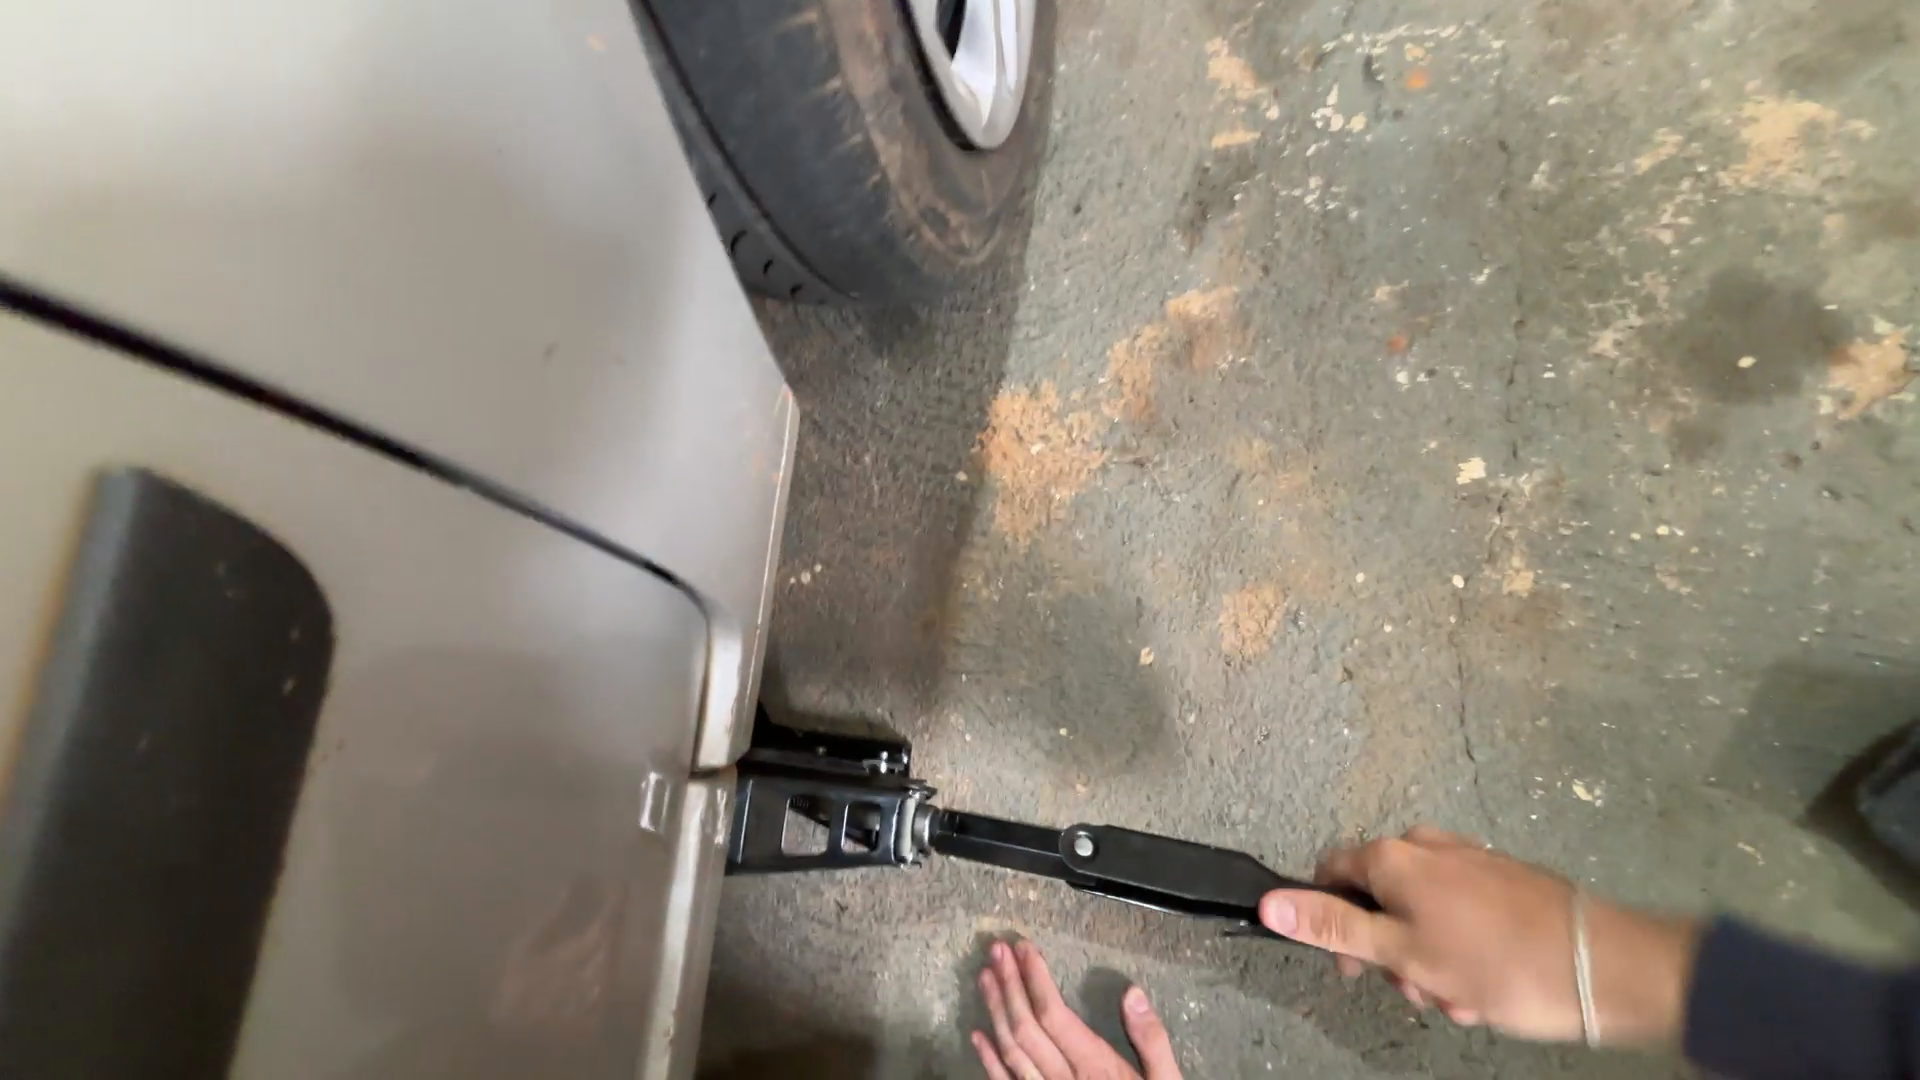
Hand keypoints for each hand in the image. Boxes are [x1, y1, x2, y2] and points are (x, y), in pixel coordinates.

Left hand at [972, 939, 1181, 1079]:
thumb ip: (1152, 1041)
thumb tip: (1132, 992)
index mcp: (1096, 1070)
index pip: (1054, 1015)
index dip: (1035, 978)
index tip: (1024, 947)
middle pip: (1028, 1028)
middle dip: (1010, 985)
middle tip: (996, 948)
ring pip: (1013, 1053)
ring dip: (997, 1012)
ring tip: (985, 976)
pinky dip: (990, 1061)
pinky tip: (978, 1035)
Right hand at [1259, 826, 1700, 1045]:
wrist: (1612, 966)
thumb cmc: (1497, 962)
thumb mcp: (1404, 954)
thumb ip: (1333, 926)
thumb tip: (1267, 903)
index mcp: (1389, 856)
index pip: (1328, 873)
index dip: (1329, 919)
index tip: (1354, 966)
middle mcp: (1420, 843)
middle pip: (1376, 893)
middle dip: (1388, 947)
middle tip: (1420, 991)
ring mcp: (1464, 856)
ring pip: (1419, 906)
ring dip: (1426, 952)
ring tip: (1463, 996)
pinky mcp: (1501, 874)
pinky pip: (1457, 905)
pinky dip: (1458, 941)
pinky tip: (1488, 981)